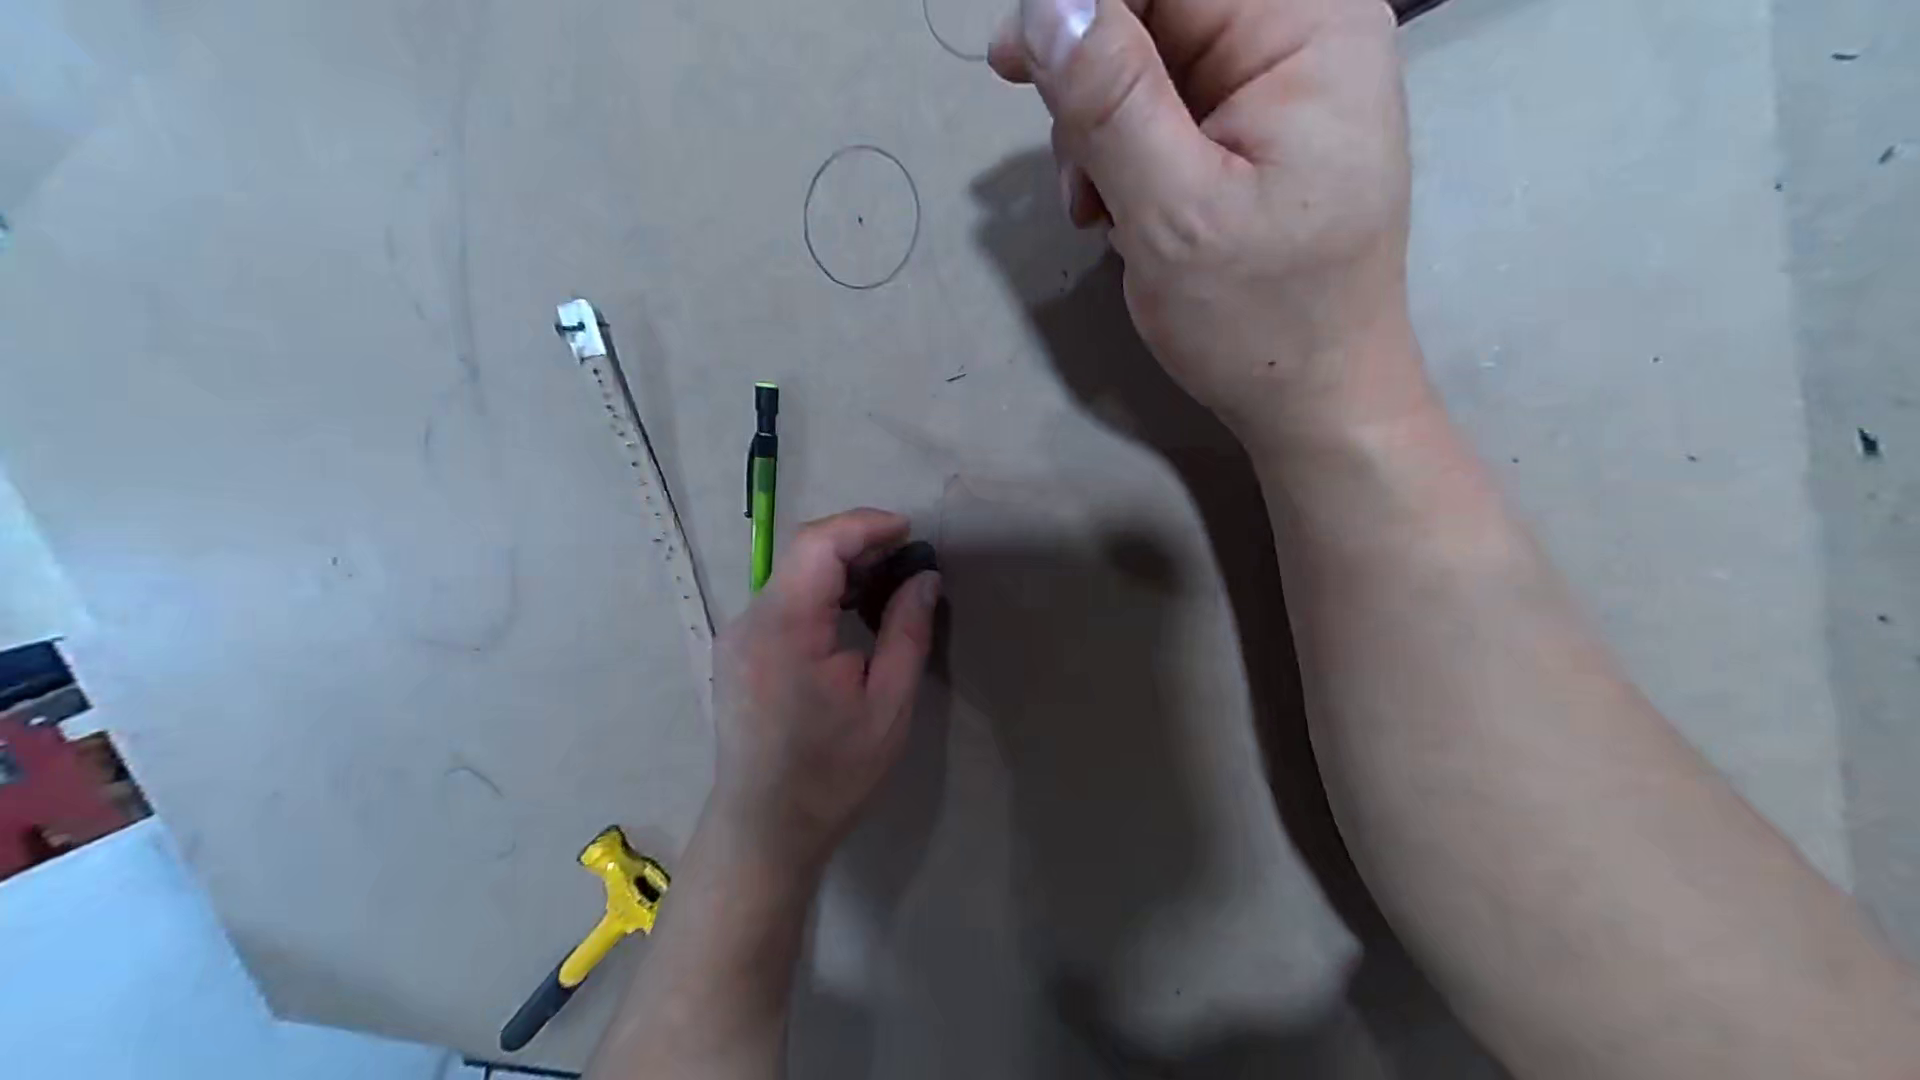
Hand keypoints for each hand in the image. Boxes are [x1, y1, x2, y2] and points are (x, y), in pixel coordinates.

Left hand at [709, 508, 940, 874]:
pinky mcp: (738, 650)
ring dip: (839, 567)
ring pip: (791, 573)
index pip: (818, 544)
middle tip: (907, 557)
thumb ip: (907, 631)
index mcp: (785, 628)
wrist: (765, 829)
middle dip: (857, 543)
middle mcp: (750, 620)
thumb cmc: (833, 773)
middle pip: (803, 552)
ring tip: (887, 581)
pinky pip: (782, 599)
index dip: (865, 525)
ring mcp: (737, 634)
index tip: (909, 532)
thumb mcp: (888, 704)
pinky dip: (820, 591)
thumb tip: (925, 577)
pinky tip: (850, 610)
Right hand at [990, 0, 1425, 443]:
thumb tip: (1046, 5)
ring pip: (1146, 69)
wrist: (1310, 399)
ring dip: (1098, 135)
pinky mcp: (1245, 142)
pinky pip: (1160, 118)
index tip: (1011, 59)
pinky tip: (1117, 215)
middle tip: (1067, 170)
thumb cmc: (1257, 319)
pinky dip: (1121, 161)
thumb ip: (1111, 105)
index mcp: (1304, 28)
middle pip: (1155, 15)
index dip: (1084, 6)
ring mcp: (1271, 93)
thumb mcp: (1174, 215)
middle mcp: (1296, 38)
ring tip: (1097, 213)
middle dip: (1090, 84)